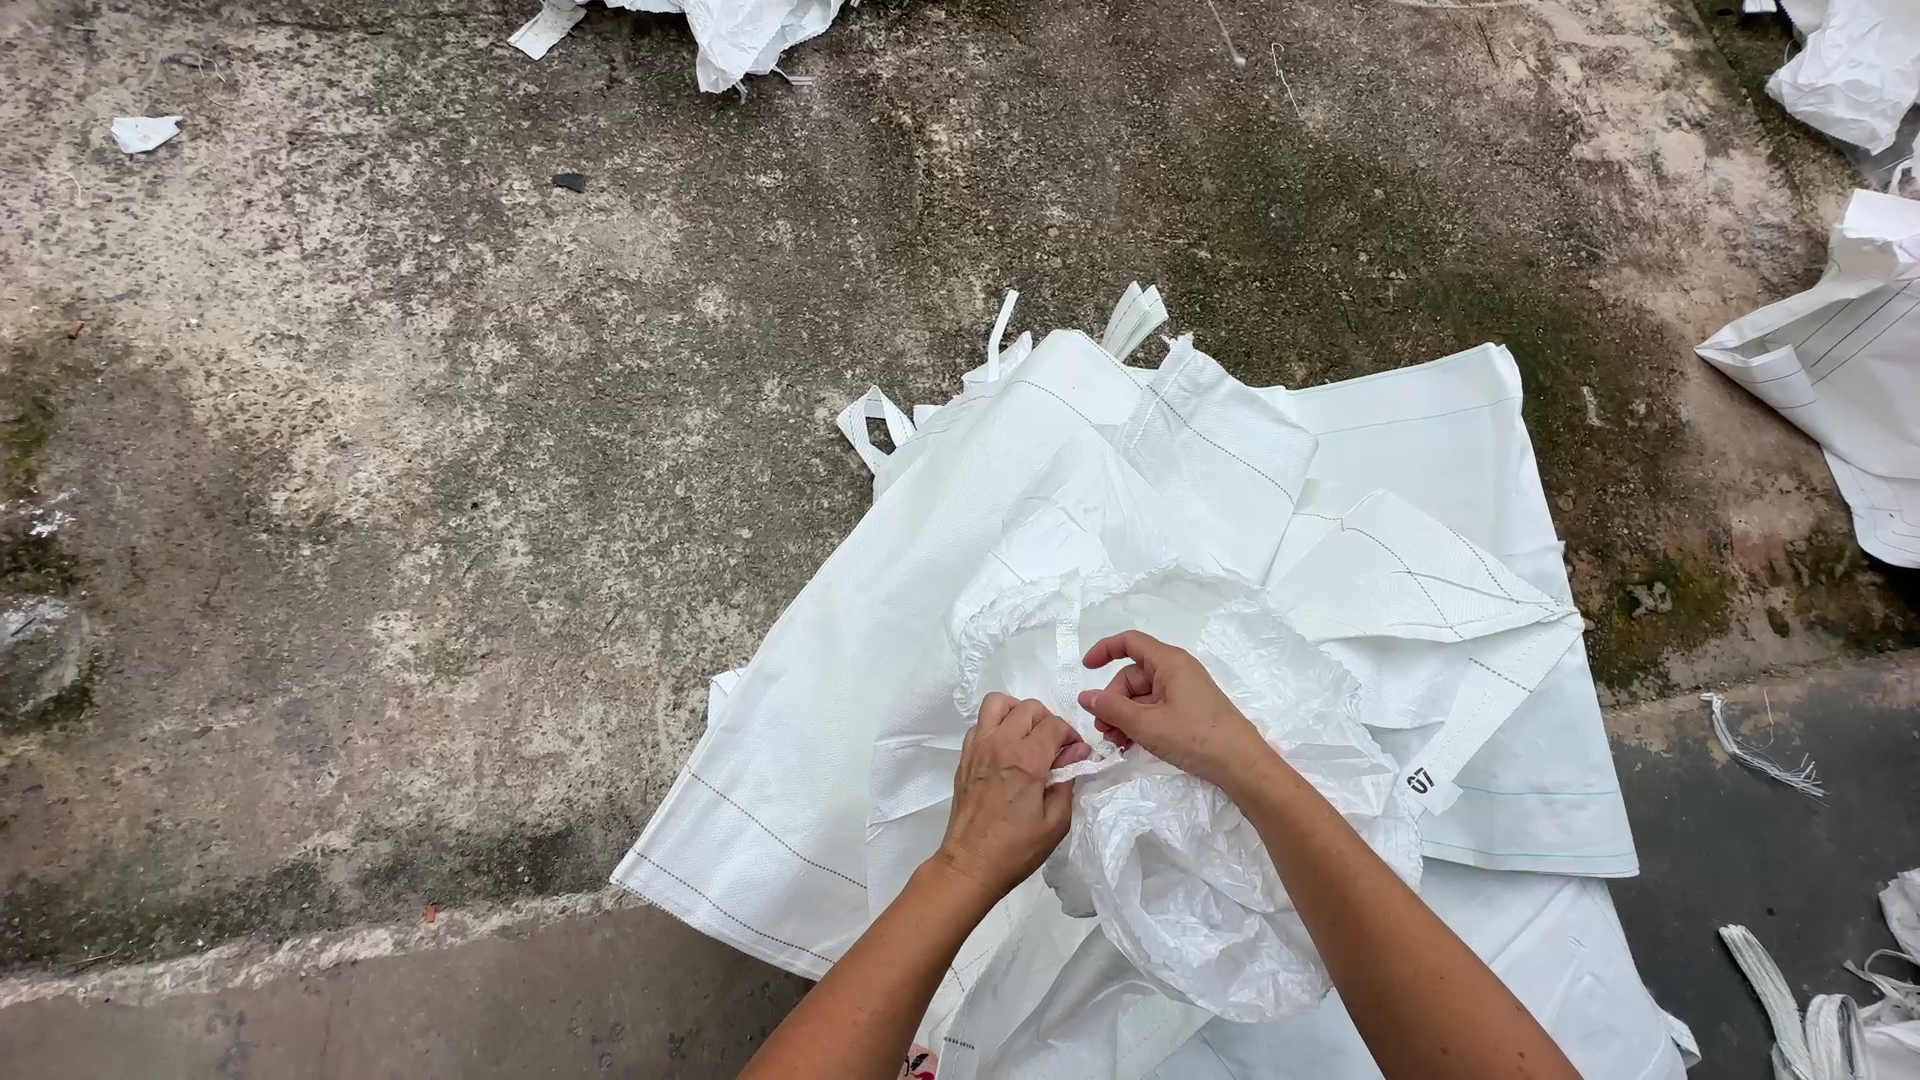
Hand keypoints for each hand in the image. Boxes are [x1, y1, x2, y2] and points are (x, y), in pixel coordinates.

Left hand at [933, 694, 1091, 901]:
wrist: (971, 864)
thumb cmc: (1017, 848)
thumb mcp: (1056, 821)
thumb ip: (1069, 780)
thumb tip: (1078, 753)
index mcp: (1026, 758)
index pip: (1055, 724)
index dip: (1071, 736)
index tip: (1073, 755)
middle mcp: (1000, 743)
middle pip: (1028, 707)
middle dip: (1047, 721)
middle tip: (1053, 747)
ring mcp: (978, 746)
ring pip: (997, 703)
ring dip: (1016, 712)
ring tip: (1026, 736)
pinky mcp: (964, 756)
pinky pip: (980, 723)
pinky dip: (995, 726)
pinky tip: (1004, 750)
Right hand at [1075, 630, 1270, 791]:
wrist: (1242, 765)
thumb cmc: (1195, 737)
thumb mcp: (1147, 724)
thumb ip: (1112, 709)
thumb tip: (1085, 697)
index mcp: (1169, 662)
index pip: (1130, 642)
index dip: (1104, 650)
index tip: (1085, 669)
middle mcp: (1176, 671)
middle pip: (1132, 676)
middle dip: (1113, 701)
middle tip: (1104, 729)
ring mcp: (1184, 692)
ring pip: (1141, 696)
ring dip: (1124, 717)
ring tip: (1116, 743)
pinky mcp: (1189, 711)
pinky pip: (1155, 709)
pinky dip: (1140, 724)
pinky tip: (1130, 746)